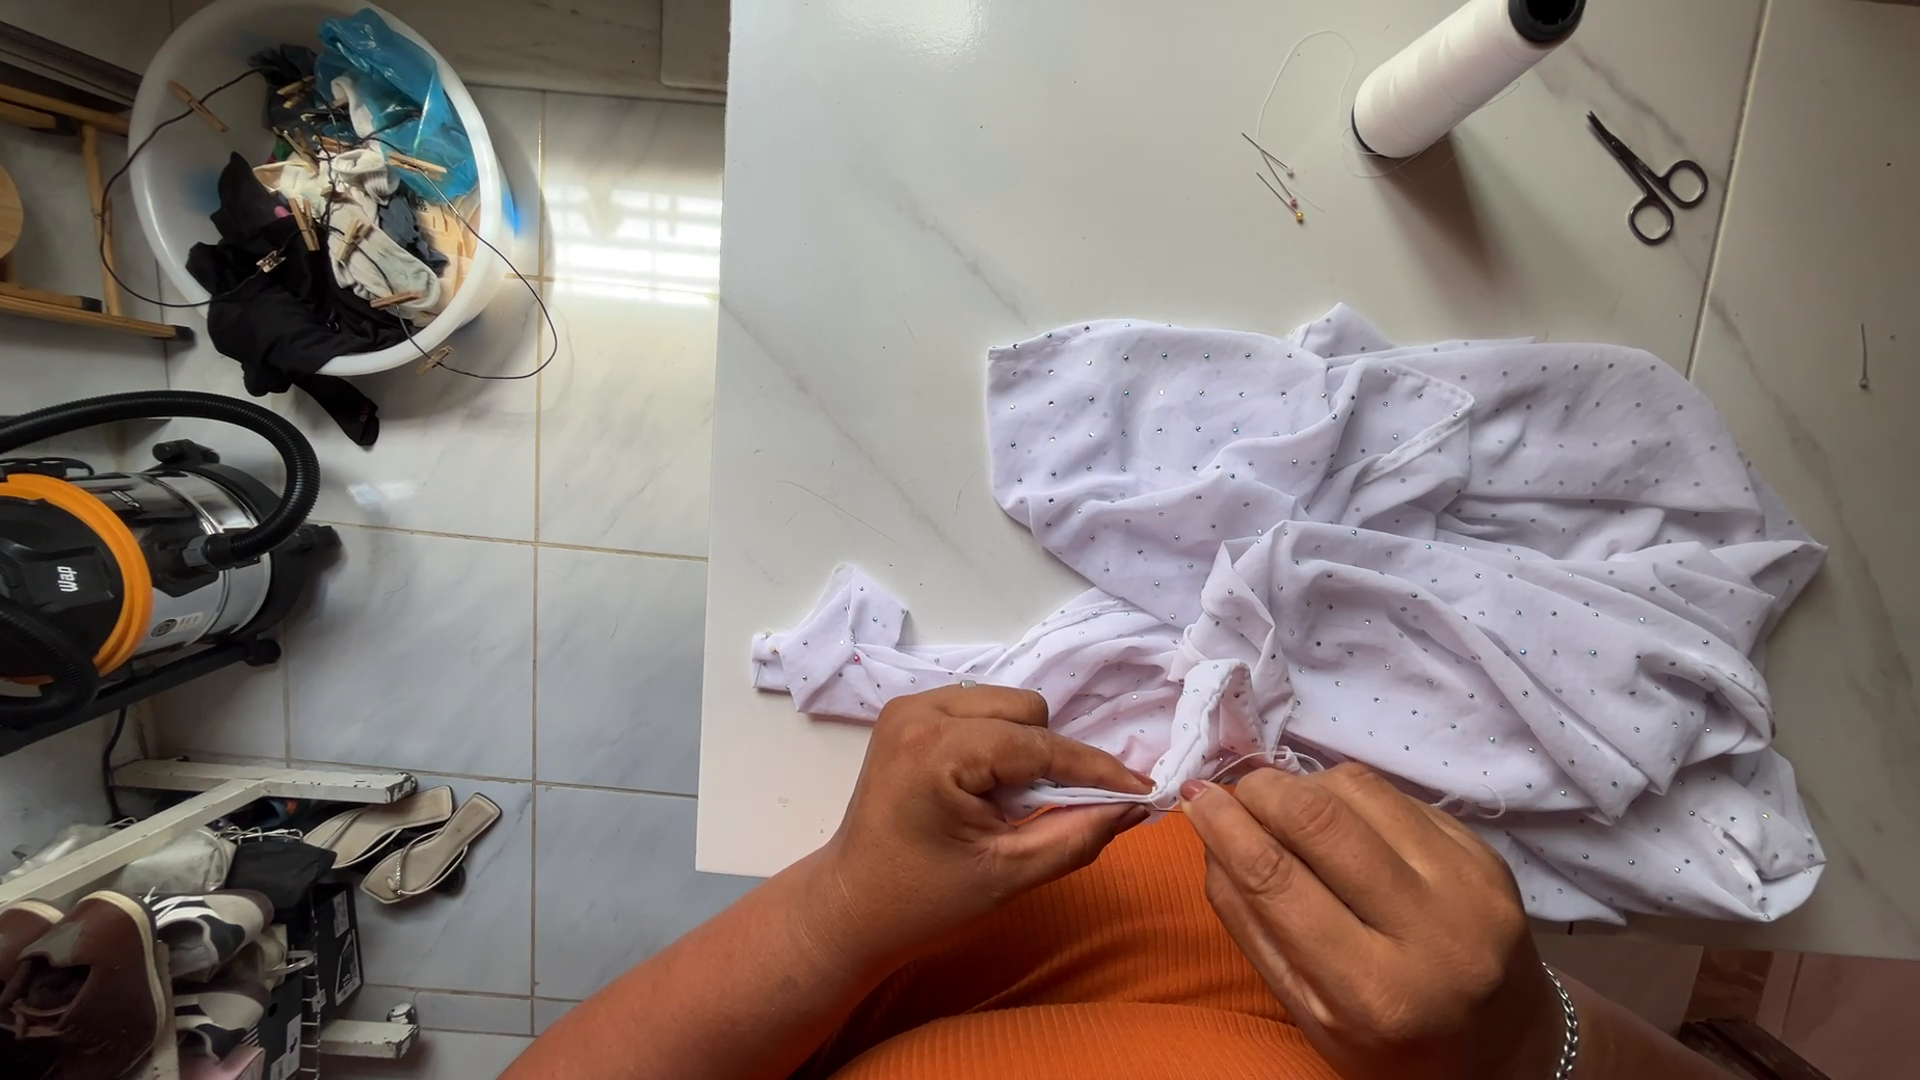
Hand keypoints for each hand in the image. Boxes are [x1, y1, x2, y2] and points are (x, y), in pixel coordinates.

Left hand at [805, 684, 1152, 970]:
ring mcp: (910, 706)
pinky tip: (983, 783)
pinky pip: (980, 707)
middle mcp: (920, 711)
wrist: (852, 904)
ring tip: (1006, 800)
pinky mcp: (908, 711)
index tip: (1141, 788)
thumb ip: (1076, 835)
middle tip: (1041, 810)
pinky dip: (998, 740)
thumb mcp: (1009, 875)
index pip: (1037, 746)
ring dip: (1024, 747)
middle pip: (1025, 710)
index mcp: (936, 750)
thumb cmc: (924, 900)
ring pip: (1006, 703)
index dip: (1094, 769)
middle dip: (1049, 758)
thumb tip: (1132, 805)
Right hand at [1183, 764, 1562, 1079]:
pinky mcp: (1484, 851)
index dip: (1224, 825)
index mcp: (1376, 995)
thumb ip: (1244, 915)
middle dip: (1260, 791)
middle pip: (1318, 818)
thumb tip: (1207, 822)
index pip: (1276, 878)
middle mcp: (1434, 936)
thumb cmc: (1386, 1040)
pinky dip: (1344, 793)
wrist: (1509, 1047)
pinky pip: (1389, 791)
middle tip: (1239, 795)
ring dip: (1301, 785)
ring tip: (1291, 813)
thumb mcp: (1302, 1004)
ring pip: (1353, 787)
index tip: (1195, 797)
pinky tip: (1343, 825)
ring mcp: (1471, 886)